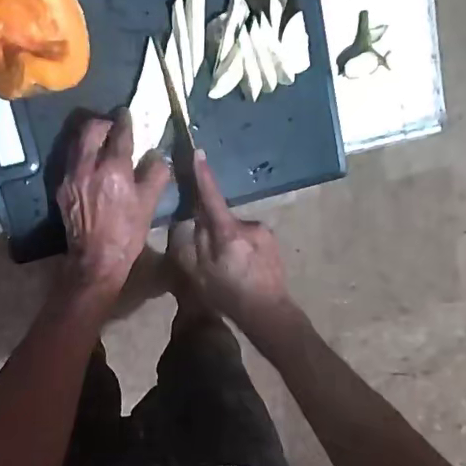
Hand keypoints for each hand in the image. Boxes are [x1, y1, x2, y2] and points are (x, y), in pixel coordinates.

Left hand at [57, 111, 170, 293]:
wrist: (95, 259)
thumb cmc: (127, 232)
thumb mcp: (149, 203)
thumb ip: (155, 173)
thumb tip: (157, 154)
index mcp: (114, 169)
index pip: (119, 133)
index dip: (124, 120)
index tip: (126, 113)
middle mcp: (88, 167)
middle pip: (91, 129)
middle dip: (103, 122)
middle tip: (113, 125)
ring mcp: (71, 177)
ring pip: (77, 143)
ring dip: (90, 136)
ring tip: (101, 140)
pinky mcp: (62, 188)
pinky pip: (71, 160)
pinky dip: (82, 154)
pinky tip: (91, 163)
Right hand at [169, 149, 295, 333]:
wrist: (270, 314)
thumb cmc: (229, 295)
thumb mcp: (198, 272)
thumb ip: (193, 241)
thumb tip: (194, 220)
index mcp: (228, 231)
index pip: (211, 196)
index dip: (202, 174)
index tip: (198, 152)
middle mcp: (248, 225)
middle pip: (221, 219)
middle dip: (212, 230)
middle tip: (208, 259)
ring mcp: (264, 234)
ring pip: (235, 231)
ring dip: (228, 243)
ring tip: (228, 272)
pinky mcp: (273, 244)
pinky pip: (248, 240)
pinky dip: (240, 251)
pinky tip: (241, 272)